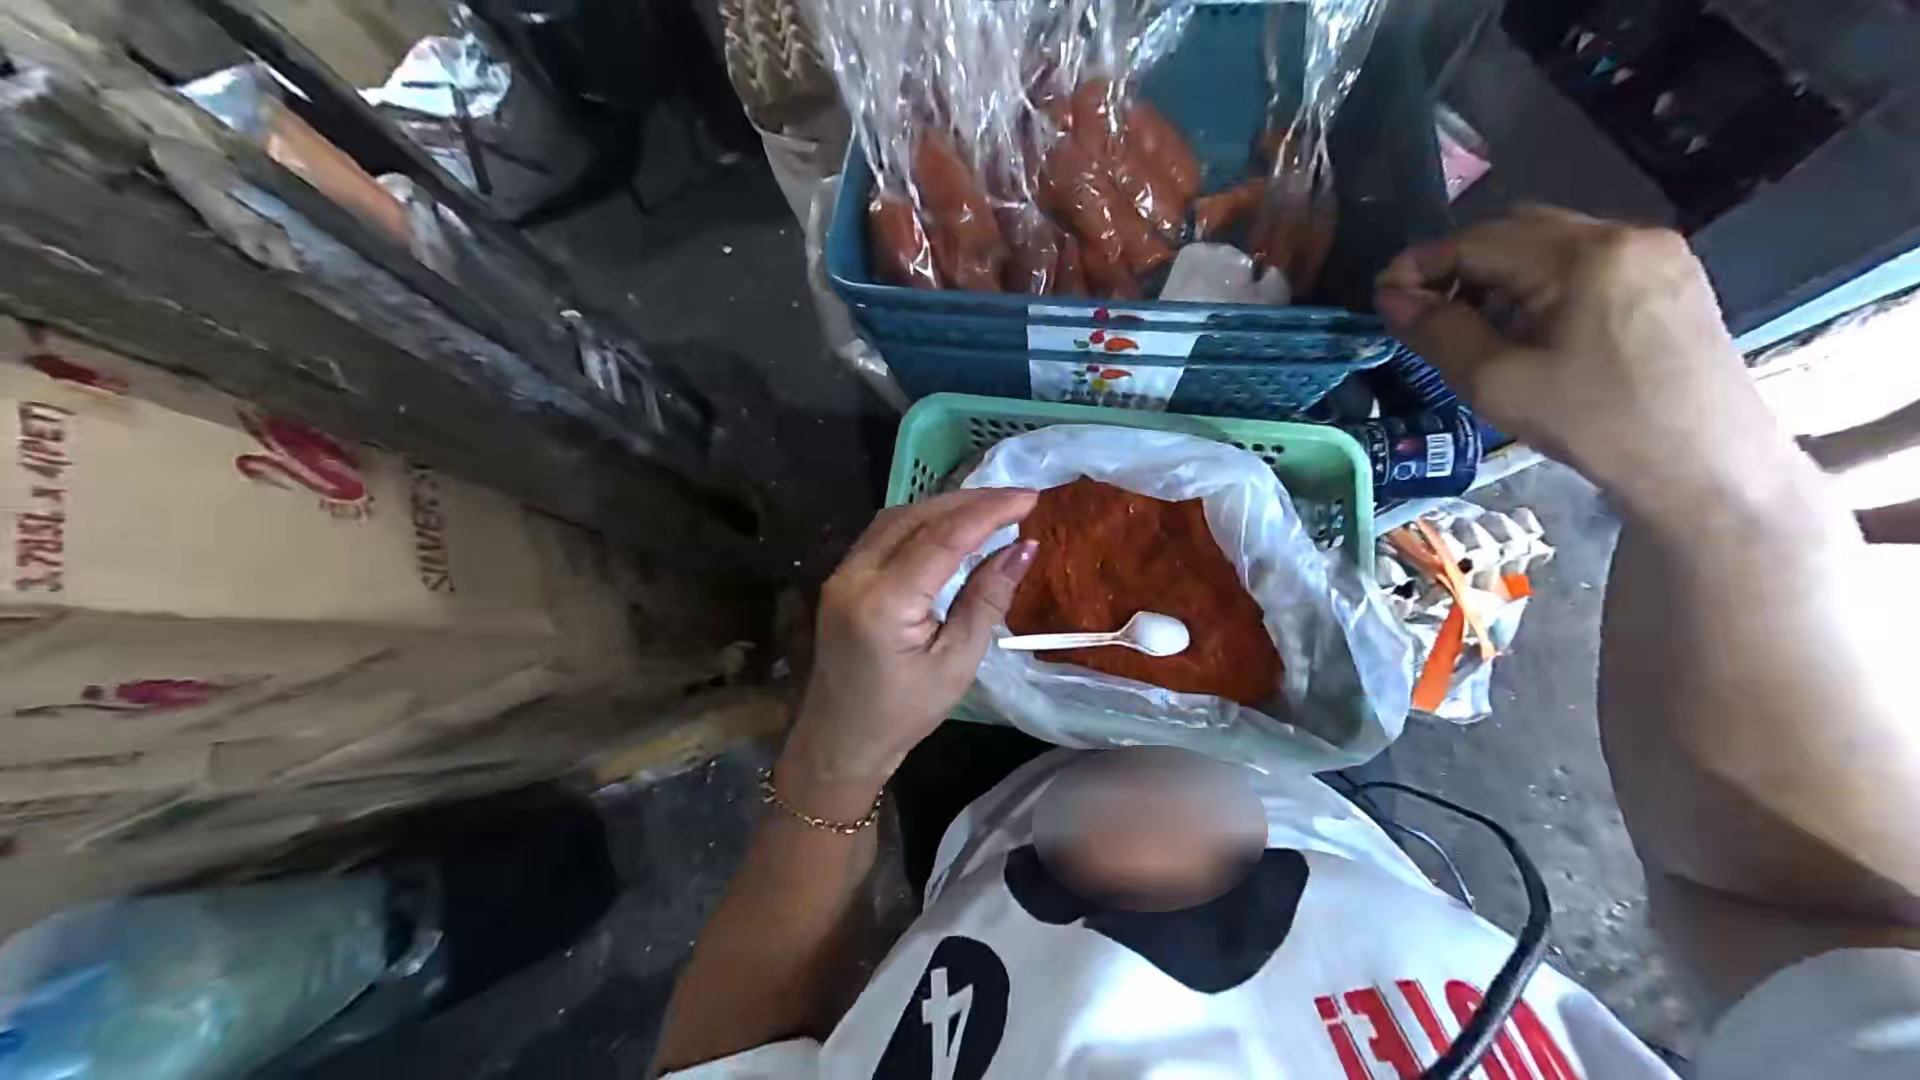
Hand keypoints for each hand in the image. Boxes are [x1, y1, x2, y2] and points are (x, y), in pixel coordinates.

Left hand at [778, 488, 1038, 817]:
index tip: (1030, 499)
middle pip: (917, 517)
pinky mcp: (842, 577)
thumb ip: (987, 598)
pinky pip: (884, 533)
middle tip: (1016, 499)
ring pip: (897, 518)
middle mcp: (855, 575)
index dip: (989, 512)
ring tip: (990, 508)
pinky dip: (922, 521)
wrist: (841, 739)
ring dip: (945, 507)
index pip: (943, 537)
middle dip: (970, 502)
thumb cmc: (904, 713)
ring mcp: (842, 573)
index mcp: (884, 602)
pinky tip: (950, 526)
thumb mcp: (957, 662)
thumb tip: (1022, 547)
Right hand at [1373, 205, 1772, 502]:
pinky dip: (1532, 283)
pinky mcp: (1666, 278)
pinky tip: (1519, 325)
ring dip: (1492, 274)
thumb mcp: (1494, 380)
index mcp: (1583, 255)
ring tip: (1465, 322)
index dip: (1420, 265)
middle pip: (1514, 230)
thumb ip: (1437, 331)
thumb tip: (1390, 297)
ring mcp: (1654, 254)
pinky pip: (1580, 262)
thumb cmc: (1591, 420)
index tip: (1380, 297)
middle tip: (1419, 311)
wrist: (1701, 461)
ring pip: (1547, 244)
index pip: (1478, 240)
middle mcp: (1625, 235)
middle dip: (1455, 265)